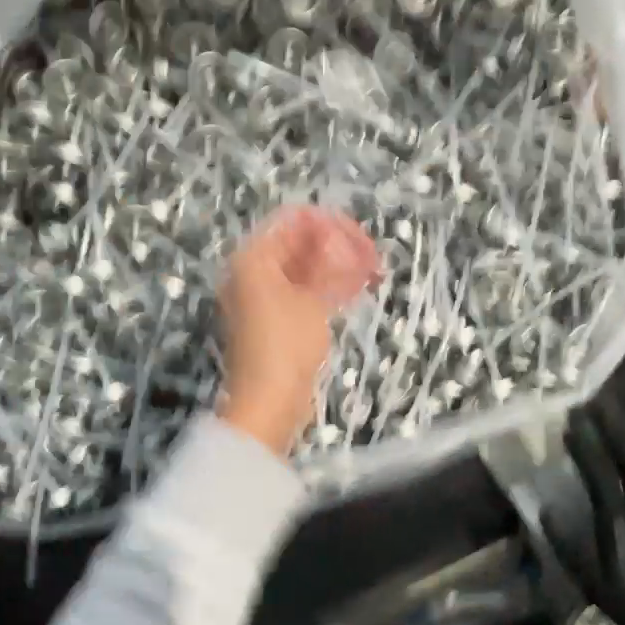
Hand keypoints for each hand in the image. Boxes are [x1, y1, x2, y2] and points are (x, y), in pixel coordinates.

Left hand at [220, 205, 379, 454]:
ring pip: (303, 270)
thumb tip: (338, 238)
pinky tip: (355, 290)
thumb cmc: (287, 346)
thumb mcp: (312, 299)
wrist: (268, 403)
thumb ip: (327, 262)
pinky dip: (327, 288)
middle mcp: (252, 273)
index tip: (363, 240)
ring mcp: (262, 299)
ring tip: (370, 273)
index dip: (331, 224)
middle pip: (298, 245)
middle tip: (372, 257)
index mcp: (253, 258)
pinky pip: (302, 292)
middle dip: (336, 246)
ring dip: (336, 267)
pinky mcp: (274, 322)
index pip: (294, 221)